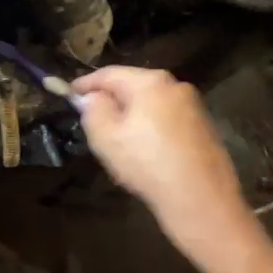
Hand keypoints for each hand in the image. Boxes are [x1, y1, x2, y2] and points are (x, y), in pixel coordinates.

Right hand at [73, 67, 253, 251]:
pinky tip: (144, 149)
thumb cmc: (146, 163)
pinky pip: (167, 119)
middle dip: (111, 98)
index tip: (69, 92)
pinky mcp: (204, 128)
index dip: (86, 83)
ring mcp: (193, 106)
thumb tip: (92, 97)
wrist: (200, 199)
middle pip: (134, 85)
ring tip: (116, 135)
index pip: (109, 74)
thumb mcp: (106, 137)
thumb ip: (93, 110)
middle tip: (91, 114)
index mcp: (150, 82)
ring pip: (152, 103)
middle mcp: (175, 86)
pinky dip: (151, 126)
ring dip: (132, 114)